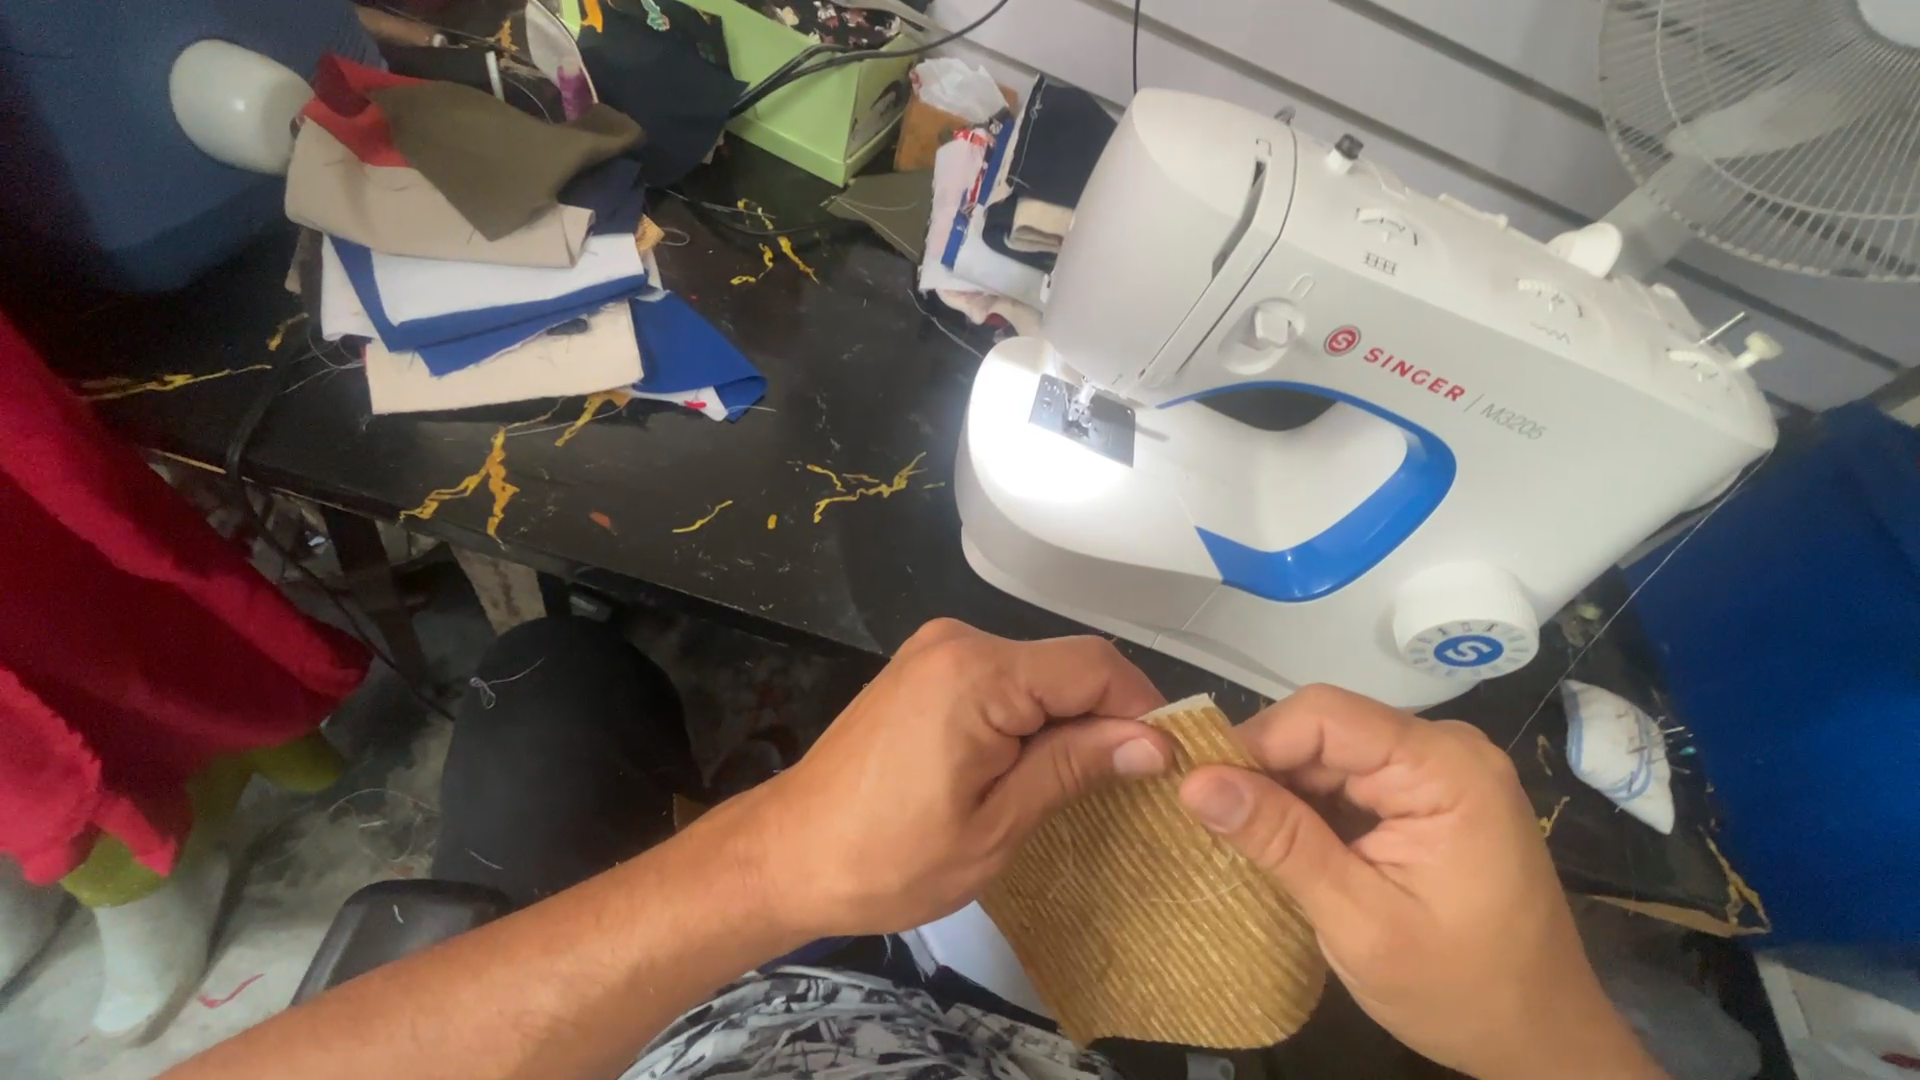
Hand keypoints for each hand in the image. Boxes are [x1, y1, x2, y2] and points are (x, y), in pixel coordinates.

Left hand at [728, 619, 1172, 938]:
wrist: (787, 853)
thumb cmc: (887, 858)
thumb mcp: (995, 826)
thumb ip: (1073, 768)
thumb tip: (1153, 741)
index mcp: (978, 673)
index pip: (1094, 665)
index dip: (1140, 708)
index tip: (1163, 766)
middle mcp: (958, 641)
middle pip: (1065, 664)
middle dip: (1104, 717)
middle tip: (1123, 787)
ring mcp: (936, 649)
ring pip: (1037, 670)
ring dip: (1067, 718)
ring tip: (1078, 783)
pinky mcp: (924, 667)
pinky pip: (1001, 676)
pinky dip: (1029, 712)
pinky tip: (1030, 761)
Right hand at [1176, 686, 1663, 1079]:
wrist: (1544, 1045)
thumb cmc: (1462, 992)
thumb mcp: (1358, 922)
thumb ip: (1279, 841)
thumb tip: (1194, 783)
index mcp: (1445, 767)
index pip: (1322, 715)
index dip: (1255, 744)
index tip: (1206, 794)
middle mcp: (1443, 747)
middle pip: (1321, 728)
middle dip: (1265, 773)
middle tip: (1222, 829)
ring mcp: (1436, 767)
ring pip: (1324, 750)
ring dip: (1282, 792)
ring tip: (1253, 842)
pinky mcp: (1423, 791)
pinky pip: (1344, 774)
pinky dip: (1307, 805)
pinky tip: (1291, 845)